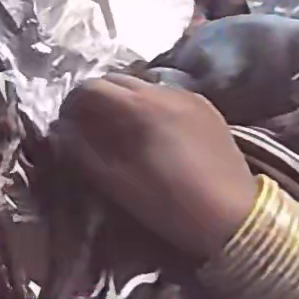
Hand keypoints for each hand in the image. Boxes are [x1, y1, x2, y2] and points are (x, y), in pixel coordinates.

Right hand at [54, 74, 257, 262]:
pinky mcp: (206, 107)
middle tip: (87, 124)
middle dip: (95, 97)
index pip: (91, 87)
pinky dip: (148, 104)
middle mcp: (164, 91)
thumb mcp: (116, 181)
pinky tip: (149, 132)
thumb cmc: (170, 204)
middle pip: (115, 79)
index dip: (71, 103)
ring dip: (121, 99)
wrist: (238, 219)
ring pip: (141, 84)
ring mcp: (189, 96)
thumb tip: (60, 129)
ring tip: (118, 128)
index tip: (66, 124)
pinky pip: (165, 94)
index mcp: (140, 108)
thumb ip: (81, 150)